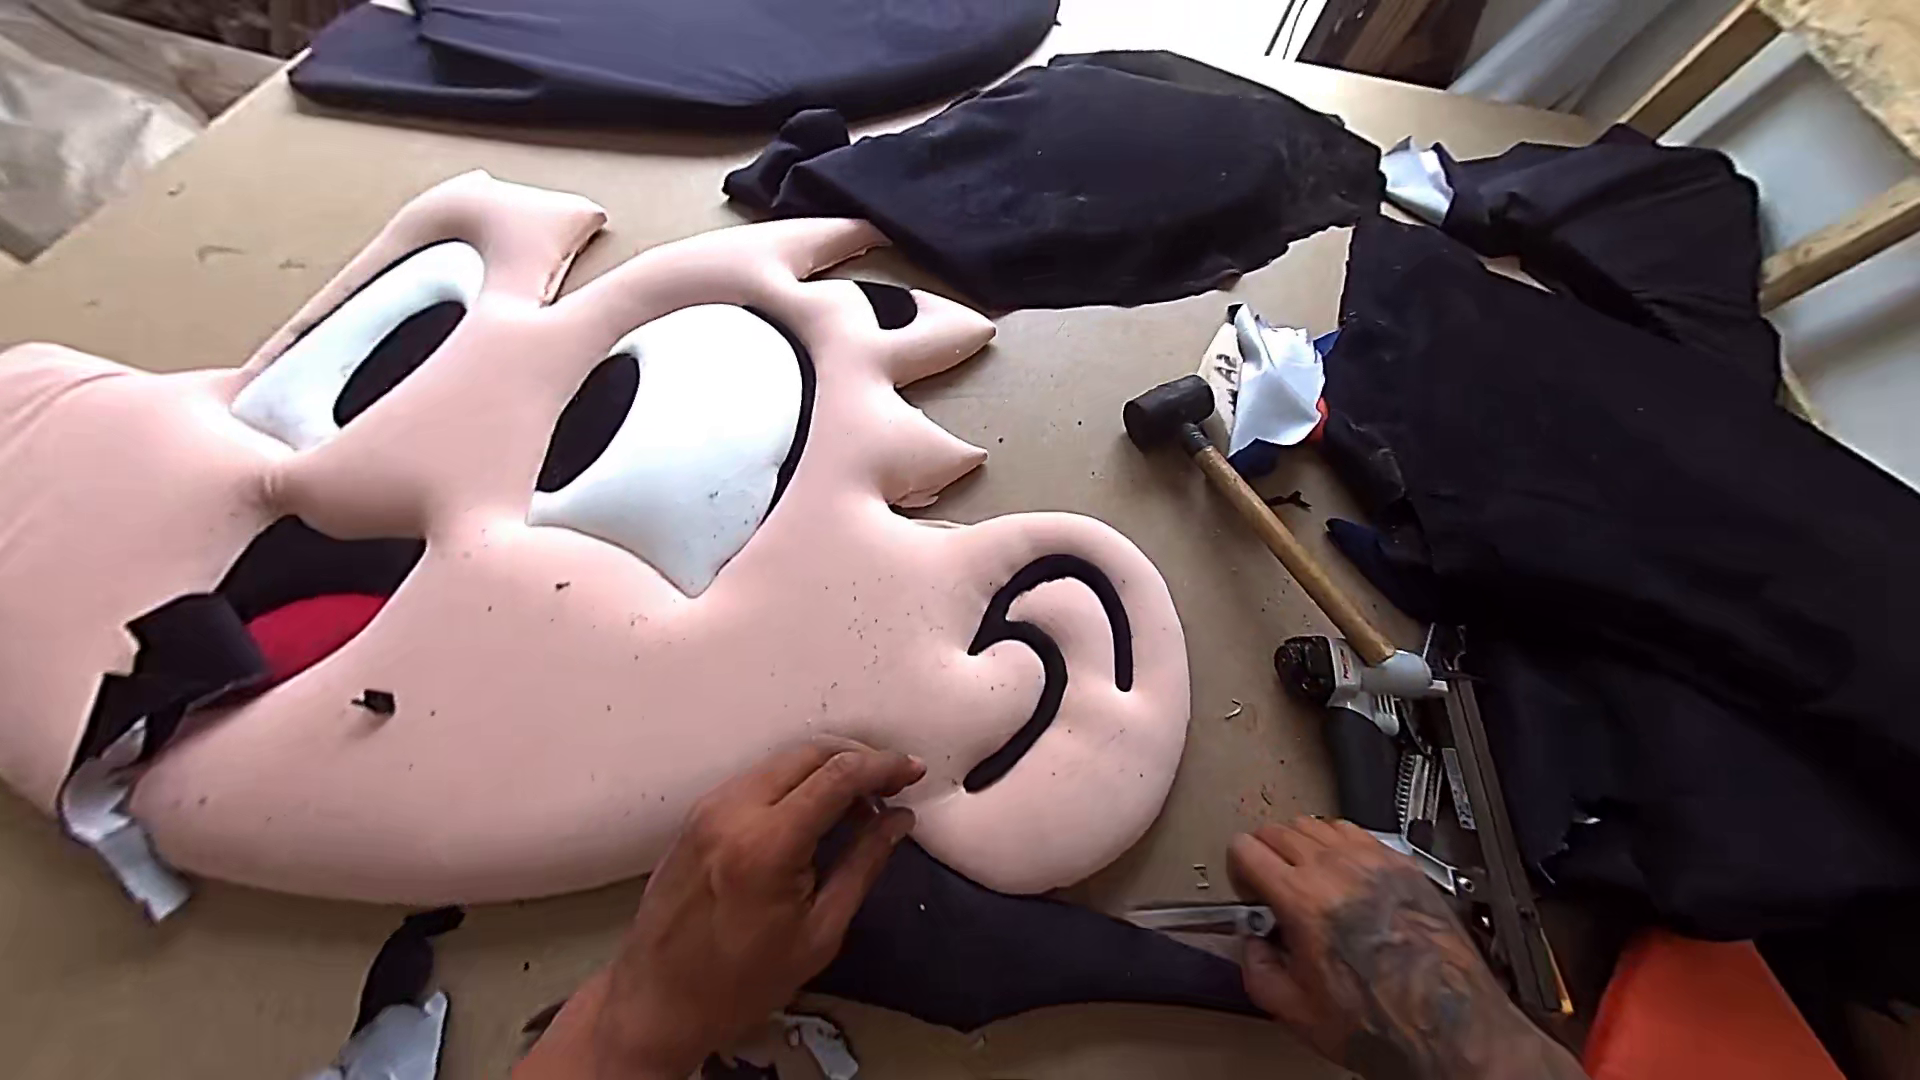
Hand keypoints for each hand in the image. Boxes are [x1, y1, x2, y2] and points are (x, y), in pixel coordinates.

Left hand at [516, 742, 924, 1079]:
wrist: (651, 1005)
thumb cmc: (741, 983)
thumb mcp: (818, 933)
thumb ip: (864, 864)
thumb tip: (900, 819)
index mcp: (766, 844)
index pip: (838, 776)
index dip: (883, 766)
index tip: (913, 770)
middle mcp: (734, 808)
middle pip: (812, 752)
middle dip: (859, 759)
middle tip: (890, 787)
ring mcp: (711, 804)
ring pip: (786, 758)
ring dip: (830, 767)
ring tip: (858, 805)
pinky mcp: (700, 809)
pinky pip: (763, 774)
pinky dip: (799, 779)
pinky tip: (816, 810)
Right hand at [1228, 817, 1585, 1079]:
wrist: (1459, 1036)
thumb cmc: (1389, 1026)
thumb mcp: (1297, 1013)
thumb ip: (1255, 970)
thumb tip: (1251, 944)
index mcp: (1301, 899)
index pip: (1244, 847)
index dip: (1238, 868)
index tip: (1249, 887)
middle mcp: (1331, 870)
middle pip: (1273, 830)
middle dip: (1264, 855)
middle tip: (1275, 883)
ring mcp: (1367, 862)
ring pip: (1309, 824)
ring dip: (1298, 844)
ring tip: (1308, 875)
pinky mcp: (1398, 864)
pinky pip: (1350, 829)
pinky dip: (1336, 842)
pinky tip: (1342, 870)